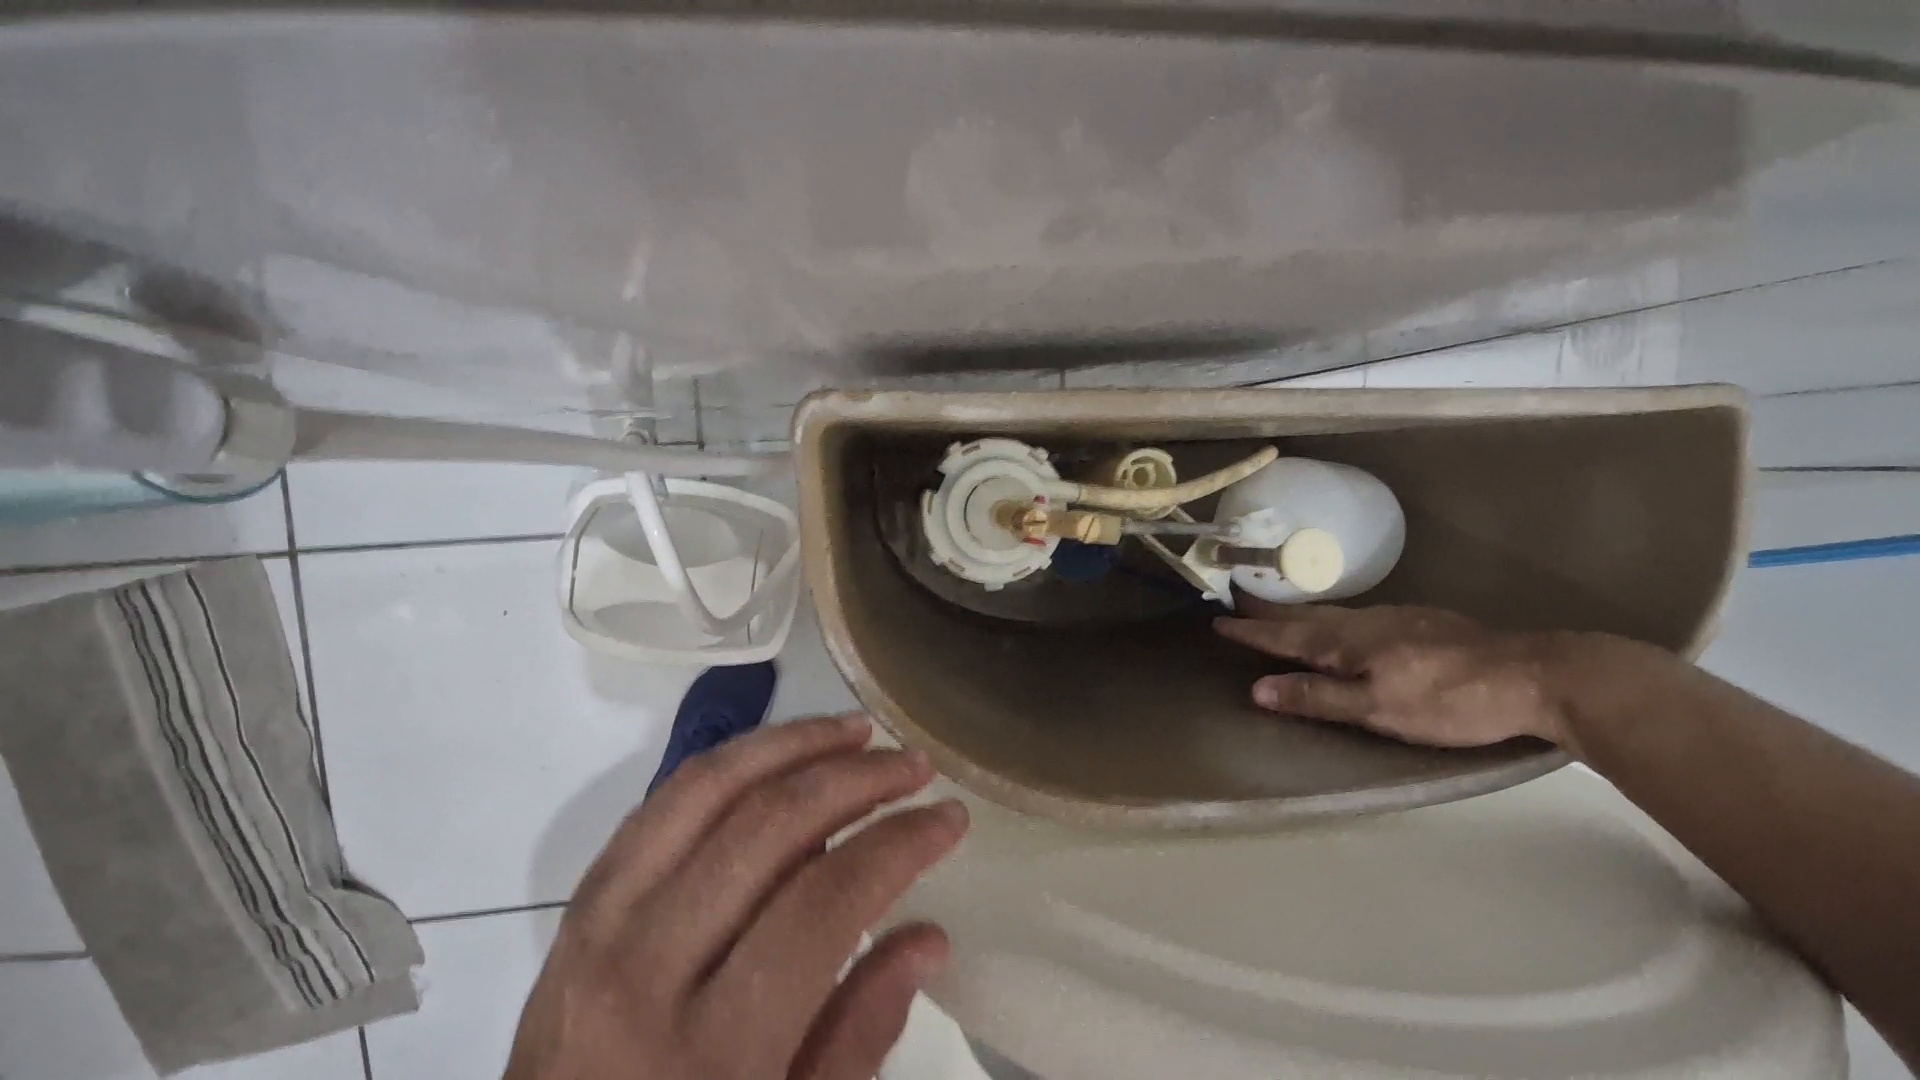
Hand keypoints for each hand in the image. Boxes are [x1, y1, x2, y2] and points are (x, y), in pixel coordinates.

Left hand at [505, 713, 967, 1079]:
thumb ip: (858, 1034)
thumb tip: (929, 936)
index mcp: (712, 1047)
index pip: (824, 904)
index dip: (898, 844)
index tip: (949, 816)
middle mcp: (647, 968)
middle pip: (767, 827)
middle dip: (856, 778)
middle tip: (913, 763)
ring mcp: (600, 923)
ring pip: (706, 789)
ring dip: (792, 744)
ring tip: (856, 731)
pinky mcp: (580, 900)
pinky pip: (662, 802)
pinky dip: (731, 763)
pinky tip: (779, 754)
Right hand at [1214, 597, 1594, 749]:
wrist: (1532, 676)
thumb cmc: (1447, 700)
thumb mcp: (1376, 709)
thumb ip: (1317, 698)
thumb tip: (1256, 688)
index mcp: (1347, 642)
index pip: (1286, 635)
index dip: (1252, 631)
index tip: (1218, 620)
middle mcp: (1365, 622)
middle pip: (1307, 616)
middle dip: (1271, 612)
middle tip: (1240, 600)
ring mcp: (1397, 619)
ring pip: (1335, 615)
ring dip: (1302, 615)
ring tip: (1283, 615)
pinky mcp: (1424, 624)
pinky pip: (1361, 618)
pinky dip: (1335, 621)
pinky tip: (1348, 629)